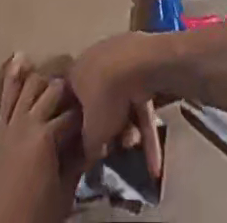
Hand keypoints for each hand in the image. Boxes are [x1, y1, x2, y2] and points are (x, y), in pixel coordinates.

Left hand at [0, 55, 84, 222]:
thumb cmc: (34, 215)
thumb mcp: (63, 193)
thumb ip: (77, 164)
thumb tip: (96, 145)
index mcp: (47, 137)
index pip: (75, 115)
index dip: (90, 113)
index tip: (104, 110)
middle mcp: (28, 121)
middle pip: (55, 91)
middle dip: (71, 90)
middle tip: (85, 91)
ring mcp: (11, 121)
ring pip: (30, 84)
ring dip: (46, 80)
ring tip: (61, 78)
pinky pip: (6, 93)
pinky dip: (14, 74)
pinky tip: (21, 58)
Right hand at [67, 32, 164, 178]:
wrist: (139, 64)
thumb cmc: (106, 96)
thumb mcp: (93, 131)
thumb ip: (88, 146)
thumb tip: (87, 157)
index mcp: (74, 74)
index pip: (70, 102)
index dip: (76, 125)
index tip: (84, 145)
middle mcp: (94, 64)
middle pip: (100, 104)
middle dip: (110, 131)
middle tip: (115, 149)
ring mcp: (119, 64)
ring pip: (122, 104)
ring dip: (129, 130)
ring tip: (135, 147)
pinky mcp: (142, 70)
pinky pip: (141, 103)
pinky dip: (147, 129)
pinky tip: (156, 162)